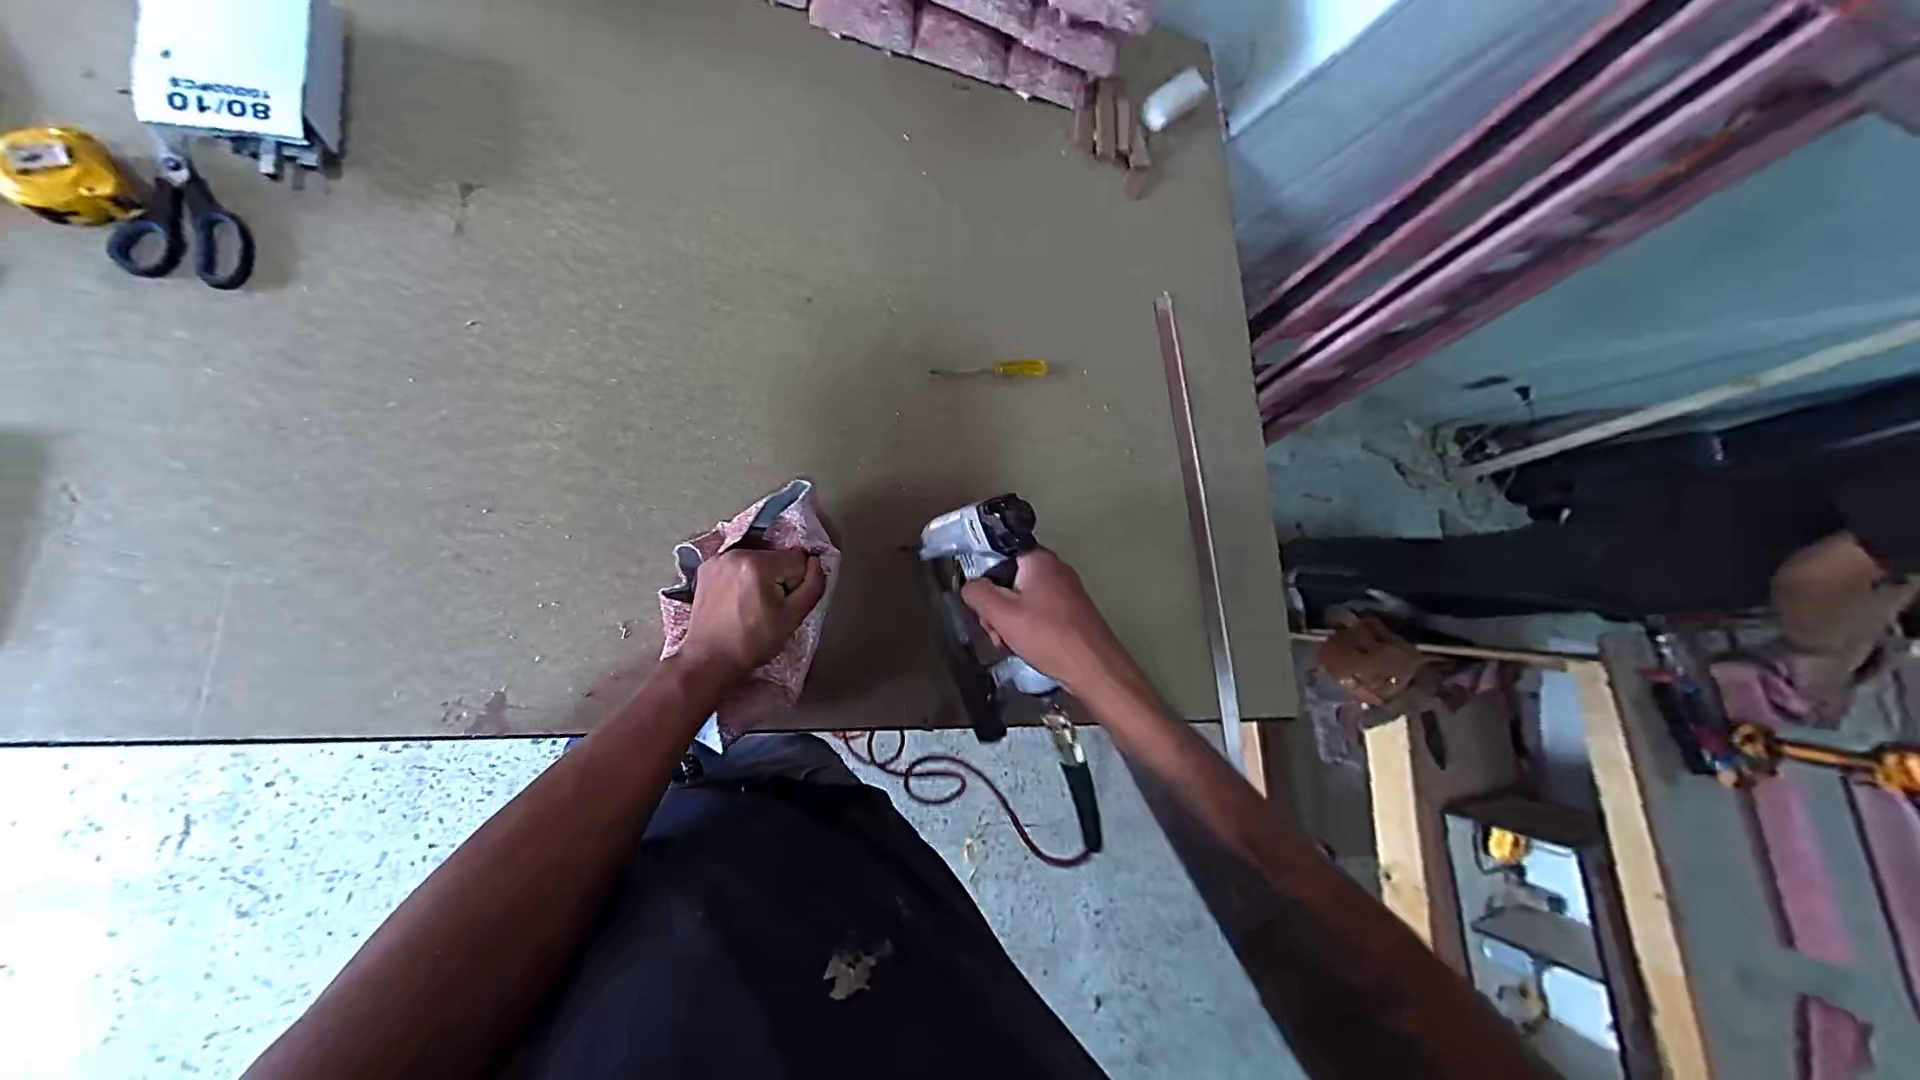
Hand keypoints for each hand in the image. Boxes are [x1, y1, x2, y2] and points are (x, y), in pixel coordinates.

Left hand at [677, 547, 826, 683]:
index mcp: (758, 564)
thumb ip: (813, 585)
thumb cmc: (753, 642)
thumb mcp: (794, 617)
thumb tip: (815, 563)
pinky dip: (743, 578)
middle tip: (767, 608)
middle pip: (777, 558)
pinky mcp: (706, 568)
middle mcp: (736, 554)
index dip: (797, 584)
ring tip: (750, 605)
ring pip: (759, 561)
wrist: (710, 660)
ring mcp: (717, 560)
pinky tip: (736, 600)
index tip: (782, 605)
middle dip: (779, 579)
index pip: (798, 559)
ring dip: (762, 578)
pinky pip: (739, 566)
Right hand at [960, 549, 1138, 693]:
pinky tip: (1026, 646)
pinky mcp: (1069, 612)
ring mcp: (1064, 591)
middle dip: (996, 606)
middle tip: (997, 626)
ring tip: (1012, 640)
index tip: (980, 598)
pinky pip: (1037, 613)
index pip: (997, 555)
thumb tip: (969, 587)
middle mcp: (1054, 570)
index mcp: (1038, 561)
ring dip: (1009, 621)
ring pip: (1021, 599)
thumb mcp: (1002, 615)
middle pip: (1008, 579)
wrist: (1094, 668)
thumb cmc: (1055, 639)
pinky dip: (1026, 628)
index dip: (984, 578)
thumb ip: (978, 595)